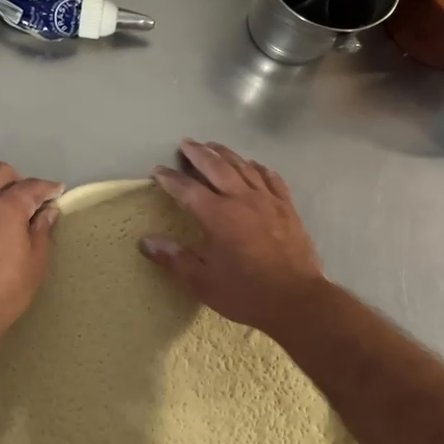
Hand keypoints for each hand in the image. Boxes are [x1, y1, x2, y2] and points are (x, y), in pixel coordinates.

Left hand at [0, 162, 62, 338]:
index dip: (47, 188)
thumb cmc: (5, 292)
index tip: (57, 191)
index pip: (31, 186)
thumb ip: (42, 230)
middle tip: (28, 201)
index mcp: (5, 207)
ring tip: (2, 213)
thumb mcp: (36, 263)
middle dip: (16, 180)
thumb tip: (47, 211)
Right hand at [140, 140, 330, 334]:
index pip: (187, 190)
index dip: (170, 179)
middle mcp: (242, 200)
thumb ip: (175, 259)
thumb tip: (146, 241)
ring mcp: (268, 201)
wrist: (297, 300)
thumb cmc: (246, 293)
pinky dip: (259, 168)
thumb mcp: (203, 282)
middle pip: (217, 167)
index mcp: (217, 216)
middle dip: (199, 153)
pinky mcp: (287, 208)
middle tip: (186, 143)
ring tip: (214, 146)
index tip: (157, 170)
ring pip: (244, 167)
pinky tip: (254, 165)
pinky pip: (272, 179)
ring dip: (226, 154)